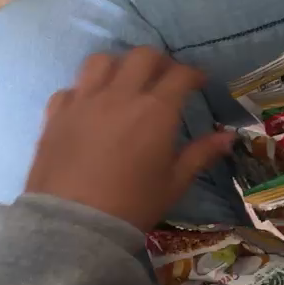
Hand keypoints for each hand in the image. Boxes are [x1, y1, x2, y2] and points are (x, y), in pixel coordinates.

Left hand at [23, 48, 235, 230]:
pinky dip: (83, 91)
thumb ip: (201, 153)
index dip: (194, 74)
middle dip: (159, 61)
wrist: (73, 229)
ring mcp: (84, 103)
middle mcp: (120, 96)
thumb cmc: (132, 205)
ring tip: (123, 83)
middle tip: (163, 79)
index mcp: (156, 110)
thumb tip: (229, 137)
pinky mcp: (55, 116)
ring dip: (118, 66)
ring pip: (102, 61)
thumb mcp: (174, 182)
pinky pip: (70, 88)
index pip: (181, 74)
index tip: (198, 83)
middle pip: (143, 55)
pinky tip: (89, 107)